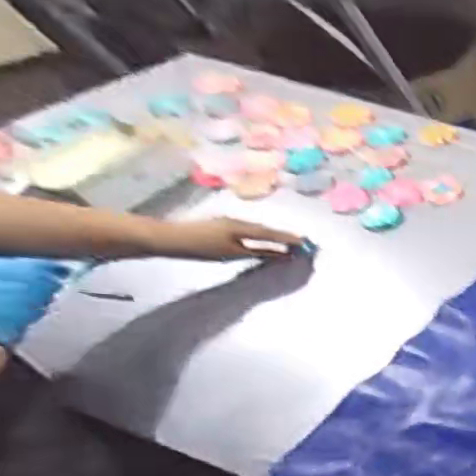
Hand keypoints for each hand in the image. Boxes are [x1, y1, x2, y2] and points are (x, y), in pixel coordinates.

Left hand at [154, 217, 309, 260]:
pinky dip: (263, 236)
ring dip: (275, 236)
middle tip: (303, 243)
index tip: (308, 243)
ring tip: (289, 243)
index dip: (290, 239)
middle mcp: (238, 221)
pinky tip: (266, 241)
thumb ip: (260, 253)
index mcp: (243, 227)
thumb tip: (283, 255)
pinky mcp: (222, 226)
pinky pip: (250, 231)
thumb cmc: (200, 247)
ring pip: (259, 230)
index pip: (272, 234)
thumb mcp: (233, 253)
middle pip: (267, 230)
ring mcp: (229, 222)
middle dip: (285, 237)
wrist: (167, 238)